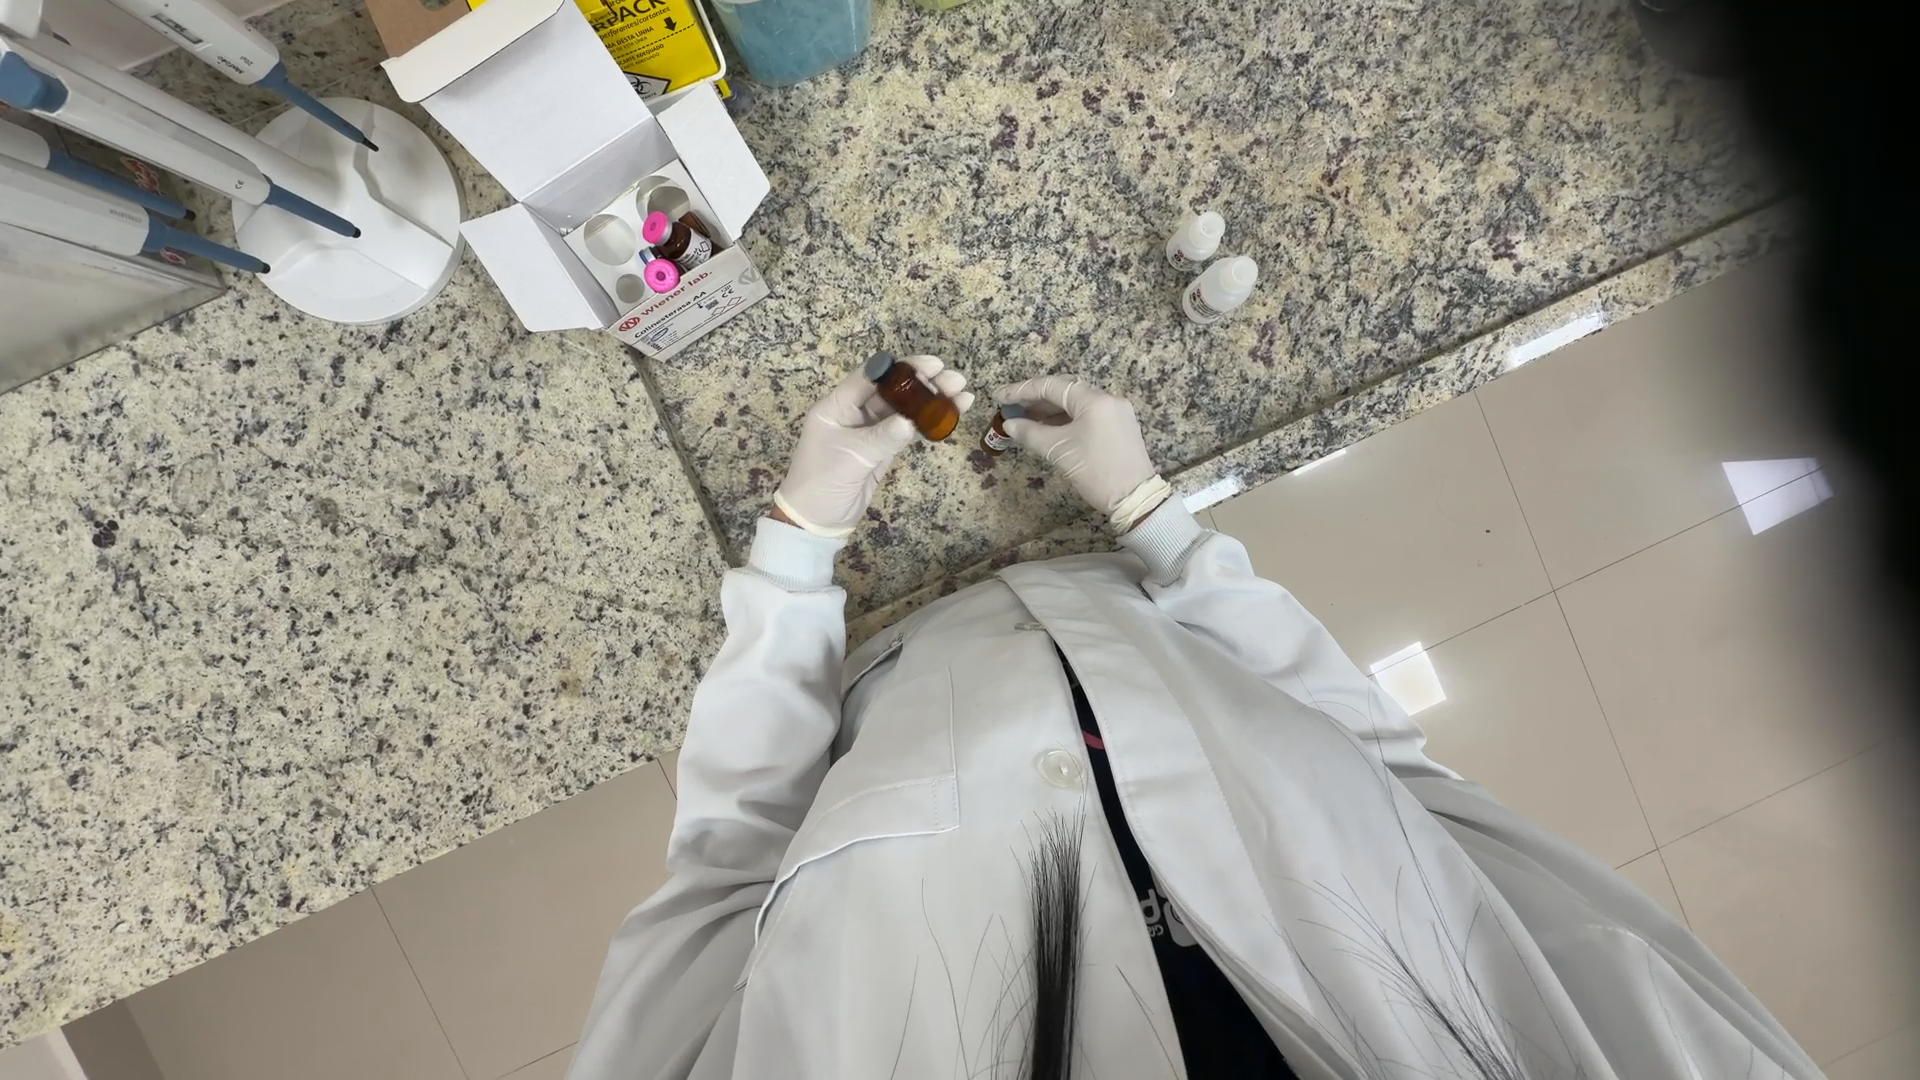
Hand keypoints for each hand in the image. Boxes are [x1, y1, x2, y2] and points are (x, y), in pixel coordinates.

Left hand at [773, 355, 973, 536]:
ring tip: (962, 396)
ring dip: (931, 402)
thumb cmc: (822, 483)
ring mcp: (869, 432)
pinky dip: (926, 424)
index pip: (872, 377)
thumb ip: (883, 438)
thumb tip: (912, 422)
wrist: (816, 522)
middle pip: (893, 391)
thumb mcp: (852, 457)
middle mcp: (853, 414)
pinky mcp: (881, 451)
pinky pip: (906, 431)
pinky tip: (948, 416)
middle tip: (956, 380)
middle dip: (925, 384)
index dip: (902, 369)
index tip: (932, 366)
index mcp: (837, 406)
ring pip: (903, 410)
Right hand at [994, 375, 1170, 530]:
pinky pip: (1086, 416)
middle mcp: (1107, 400)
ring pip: (1075, 405)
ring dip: (1048, 411)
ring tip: (1023, 419)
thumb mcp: (1059, 451)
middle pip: (1064, 392)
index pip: (1052, 386)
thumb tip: (1009, 425)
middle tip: (1009, 408)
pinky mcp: (1118, 428)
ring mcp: (1115, 413)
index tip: (999, 396)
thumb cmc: (1096, 472)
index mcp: (1094, 400)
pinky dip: (1064, 421)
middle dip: (1035, 399)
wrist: (1135, 499)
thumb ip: (1030, 433)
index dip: (1022, 390)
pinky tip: (1045, 428)